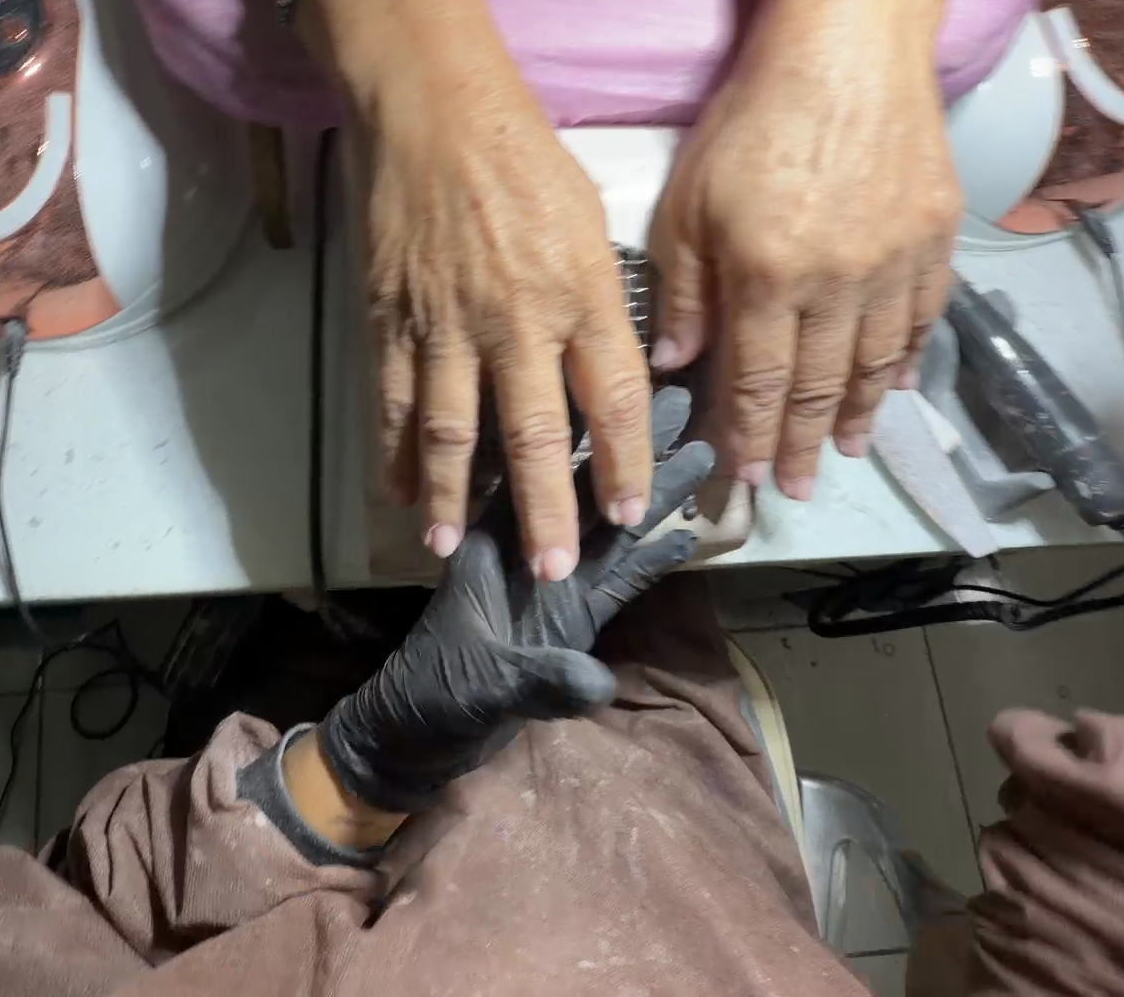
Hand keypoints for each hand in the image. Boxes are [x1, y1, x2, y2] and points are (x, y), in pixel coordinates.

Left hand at [319, 387, 713, 813]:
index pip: (543, 475)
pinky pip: (618, 581)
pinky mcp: (570, 619)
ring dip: (652, 496)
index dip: (583, 432)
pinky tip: (686, 536)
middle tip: (684, 403)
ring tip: (700, 455)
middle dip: (632, 447)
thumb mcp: (482, 684)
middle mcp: (530, 549)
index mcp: (495, 544)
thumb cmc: (435, 696)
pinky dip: (649, 560)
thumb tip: (596, 680)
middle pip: (589, 489)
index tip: (624, 390)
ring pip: (612, 528)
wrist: (423, 733)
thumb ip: (537, 681)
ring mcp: (554, 583)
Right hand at [359, 76, 651, 580]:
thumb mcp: (590, 223)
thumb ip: (601, 305)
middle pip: (533, 435)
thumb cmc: (523, 158)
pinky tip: (397, 491)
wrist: (432, 110)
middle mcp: (515, 321)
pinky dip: (394, 452)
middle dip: (542, 510)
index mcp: (578, 293)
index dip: (622, 465)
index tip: (626, 517)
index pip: (611, 399)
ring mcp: (446, 325)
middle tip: (548, 570)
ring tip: (448, 547)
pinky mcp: (391, 320)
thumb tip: (604, 375)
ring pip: (450, 431)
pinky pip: (393, 400)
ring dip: (451, 496)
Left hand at [649, 0, 959, 499]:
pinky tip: (894, 391)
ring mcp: (895, 260)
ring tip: (846, 455)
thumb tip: (675, 364)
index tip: (751, 475)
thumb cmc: (751, 124)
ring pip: (873, 361)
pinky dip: (904, 361)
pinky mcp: (935, 234)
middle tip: (799, 490)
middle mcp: (838, 282)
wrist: (848, 44)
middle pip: (818, 384)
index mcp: (768, 278)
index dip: (754, 434)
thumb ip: (685, 293)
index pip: (759, 380)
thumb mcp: (689, 208)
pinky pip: (922, 317)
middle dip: (804, 443)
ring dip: (857, 415)